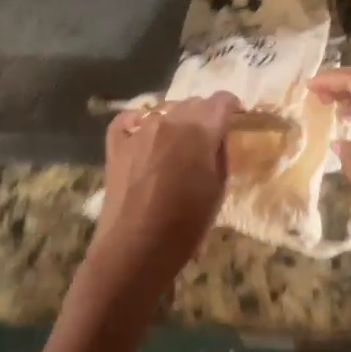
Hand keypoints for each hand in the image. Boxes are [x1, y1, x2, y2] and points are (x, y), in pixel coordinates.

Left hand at [90, 93, 240, 279]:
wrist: (134, 251)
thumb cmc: (184, 226)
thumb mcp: (218, 190)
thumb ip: (220, 153)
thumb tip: (217, 136)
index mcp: (200, 130)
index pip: (222, 100)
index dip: (231, 107)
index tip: (234, 120)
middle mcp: (170, 120)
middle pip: (194, 103)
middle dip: (204, 116)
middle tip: (206, 142)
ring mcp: (140, 129)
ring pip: (165, 110)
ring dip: (175, 122)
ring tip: (175, 148)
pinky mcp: (117, 144)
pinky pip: (129, 120)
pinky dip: (138, 122)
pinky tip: (143, 136)